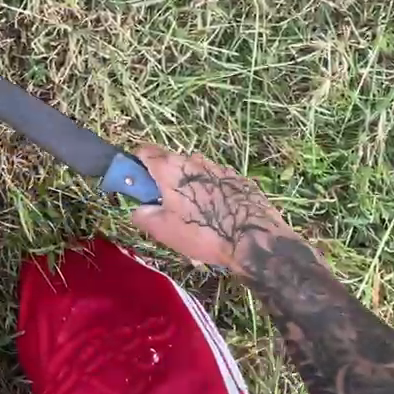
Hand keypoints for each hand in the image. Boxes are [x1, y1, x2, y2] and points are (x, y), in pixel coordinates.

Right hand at [128, 147, 296, 273]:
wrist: (256, 242)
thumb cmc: (203, 233)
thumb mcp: (163, 231)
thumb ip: (142, 215)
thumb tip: (139, 208)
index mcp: (169, 169)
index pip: (143, 152)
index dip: (136, 165)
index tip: (139, 184)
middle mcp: (193, 161)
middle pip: (170, 162)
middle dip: (164, 179)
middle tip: (167, 206)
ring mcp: (219, 168)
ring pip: (194, 172)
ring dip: (189, 185)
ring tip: (197, 213)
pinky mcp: (239, 179)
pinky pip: (216, 180)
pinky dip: (211, 191)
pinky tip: (219, 214)